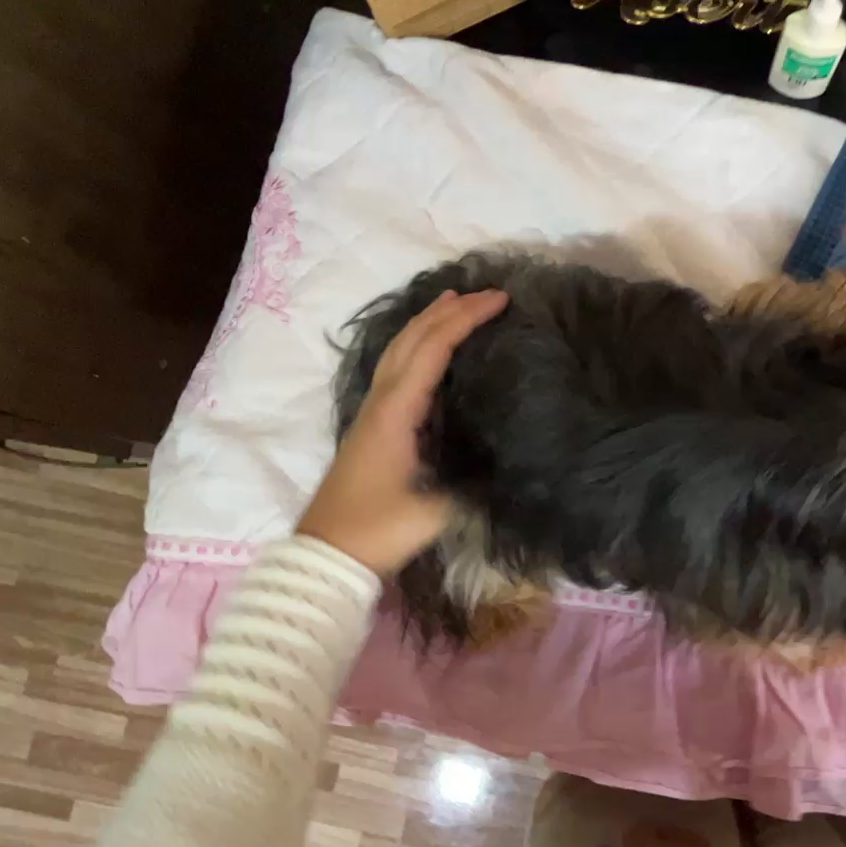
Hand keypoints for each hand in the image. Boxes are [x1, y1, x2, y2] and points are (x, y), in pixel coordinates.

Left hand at [297, 289, 506, 573]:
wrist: (327, 553)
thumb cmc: (379, 529)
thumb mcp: (436, 511)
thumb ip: (477, 484)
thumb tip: (517, 461)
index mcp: (395, 412)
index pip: (432, 349)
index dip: (466, 319)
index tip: (500, 300)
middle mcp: (381, 402)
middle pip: (410, 339)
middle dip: (447, 310)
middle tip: (484, 292)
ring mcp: (373, 413)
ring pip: (399, 351)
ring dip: (428, 323)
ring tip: (454, 304)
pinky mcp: (374, 428)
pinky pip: (398, 371)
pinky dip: (420, 349)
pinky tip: (434, 357)